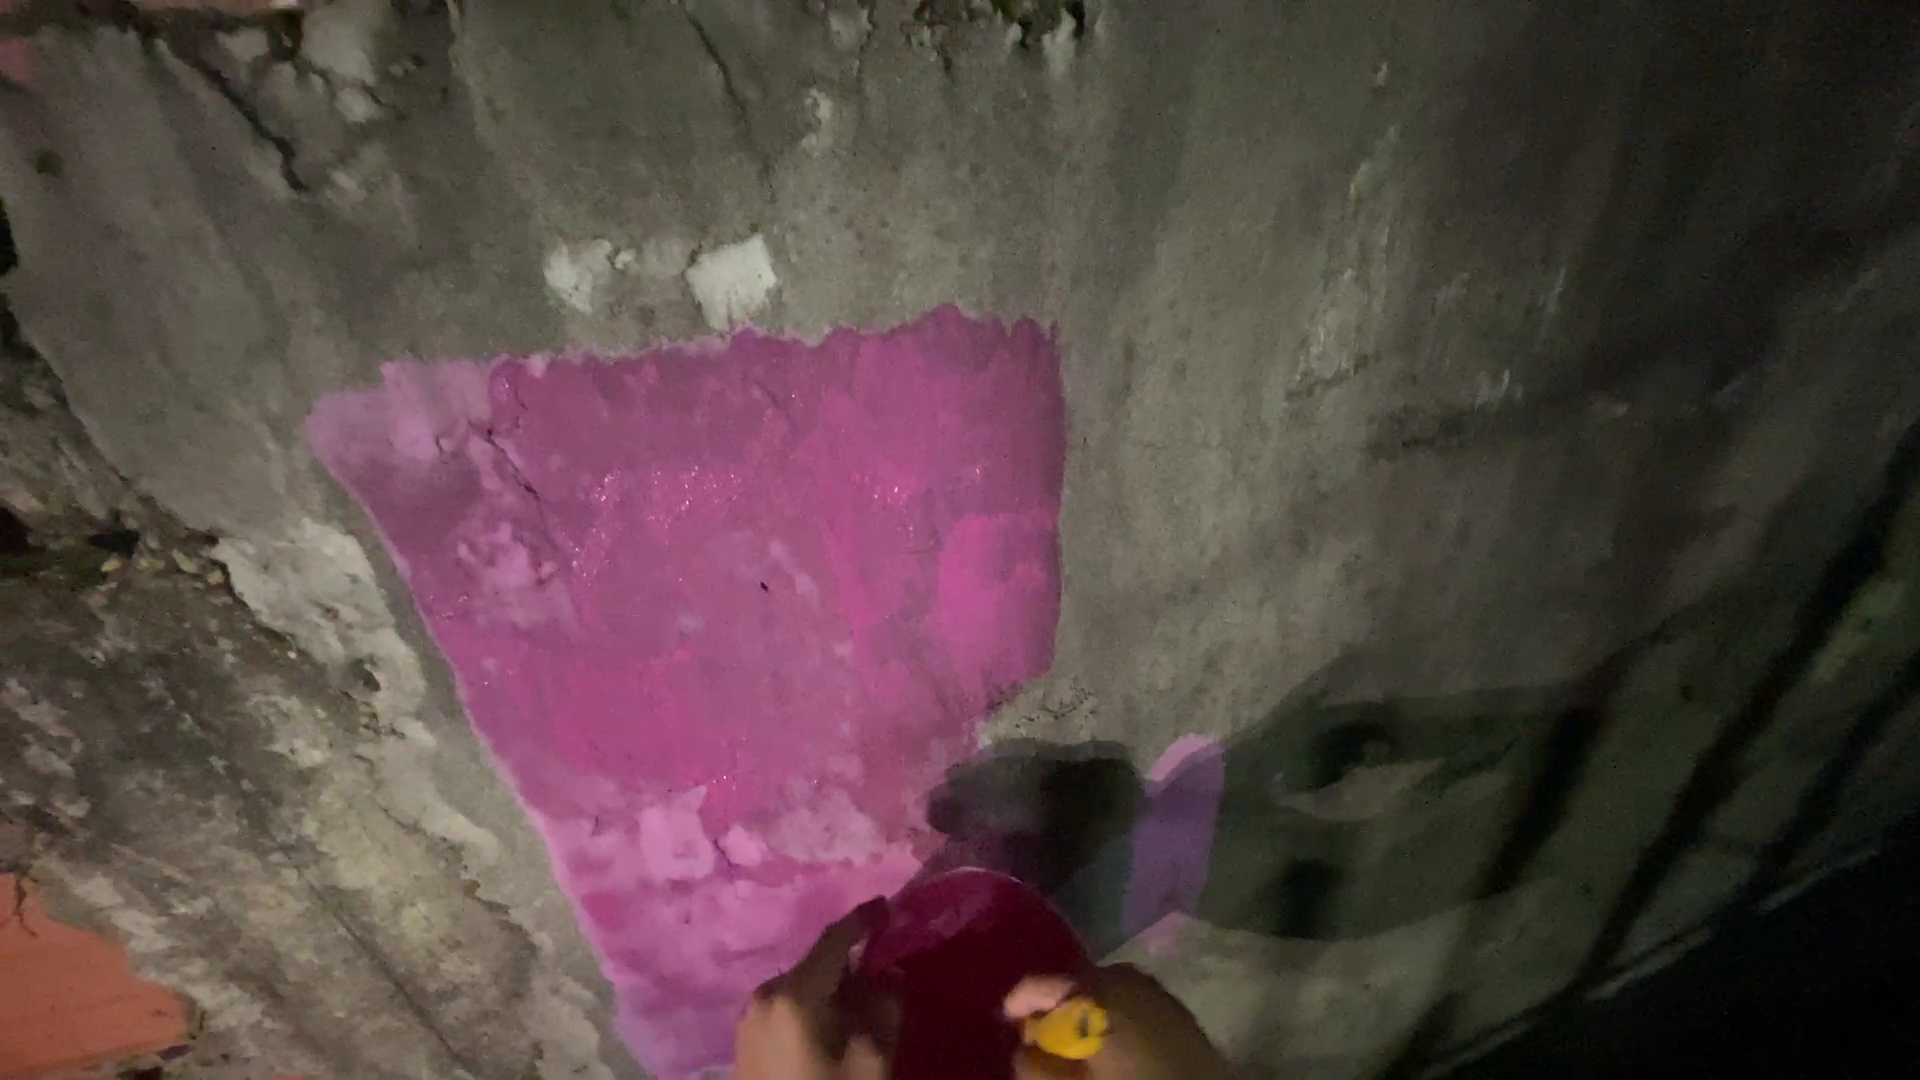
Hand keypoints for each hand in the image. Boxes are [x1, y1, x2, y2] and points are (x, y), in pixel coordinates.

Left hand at [735, 902, 891, 1079]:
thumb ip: (885, 1005)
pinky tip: (829, 1031)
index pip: (834, 939)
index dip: (863, 919)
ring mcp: (747, 1020)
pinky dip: (810, 1008)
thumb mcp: (871, 1061)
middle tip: (882, 976)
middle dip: (850, 965)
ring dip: (830, 989)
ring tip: (858, 1010)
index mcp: (794, 992)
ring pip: (800, 986)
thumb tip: (888, 974)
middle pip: (817, 963)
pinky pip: (784, 1008)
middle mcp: (764, 994)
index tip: (887, 905)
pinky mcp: (743, 1044)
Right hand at [1003, 965, 1230, 1079]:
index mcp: (1092, 993)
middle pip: (1069, 985)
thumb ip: (1038, 1069)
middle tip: (1039, 1041)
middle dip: (1052, 1010)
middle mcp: (1119, 975)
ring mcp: (1149, 987)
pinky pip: (1126, 1000)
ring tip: (1076, 1046)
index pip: (1038, 985)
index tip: (1005, 1023)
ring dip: (1082, 1012)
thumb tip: (1019, 1049)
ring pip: (1099, 990)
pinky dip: (1110, 1015)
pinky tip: (1112, 1044)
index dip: (1016, 1003)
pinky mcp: (1172, 1006)